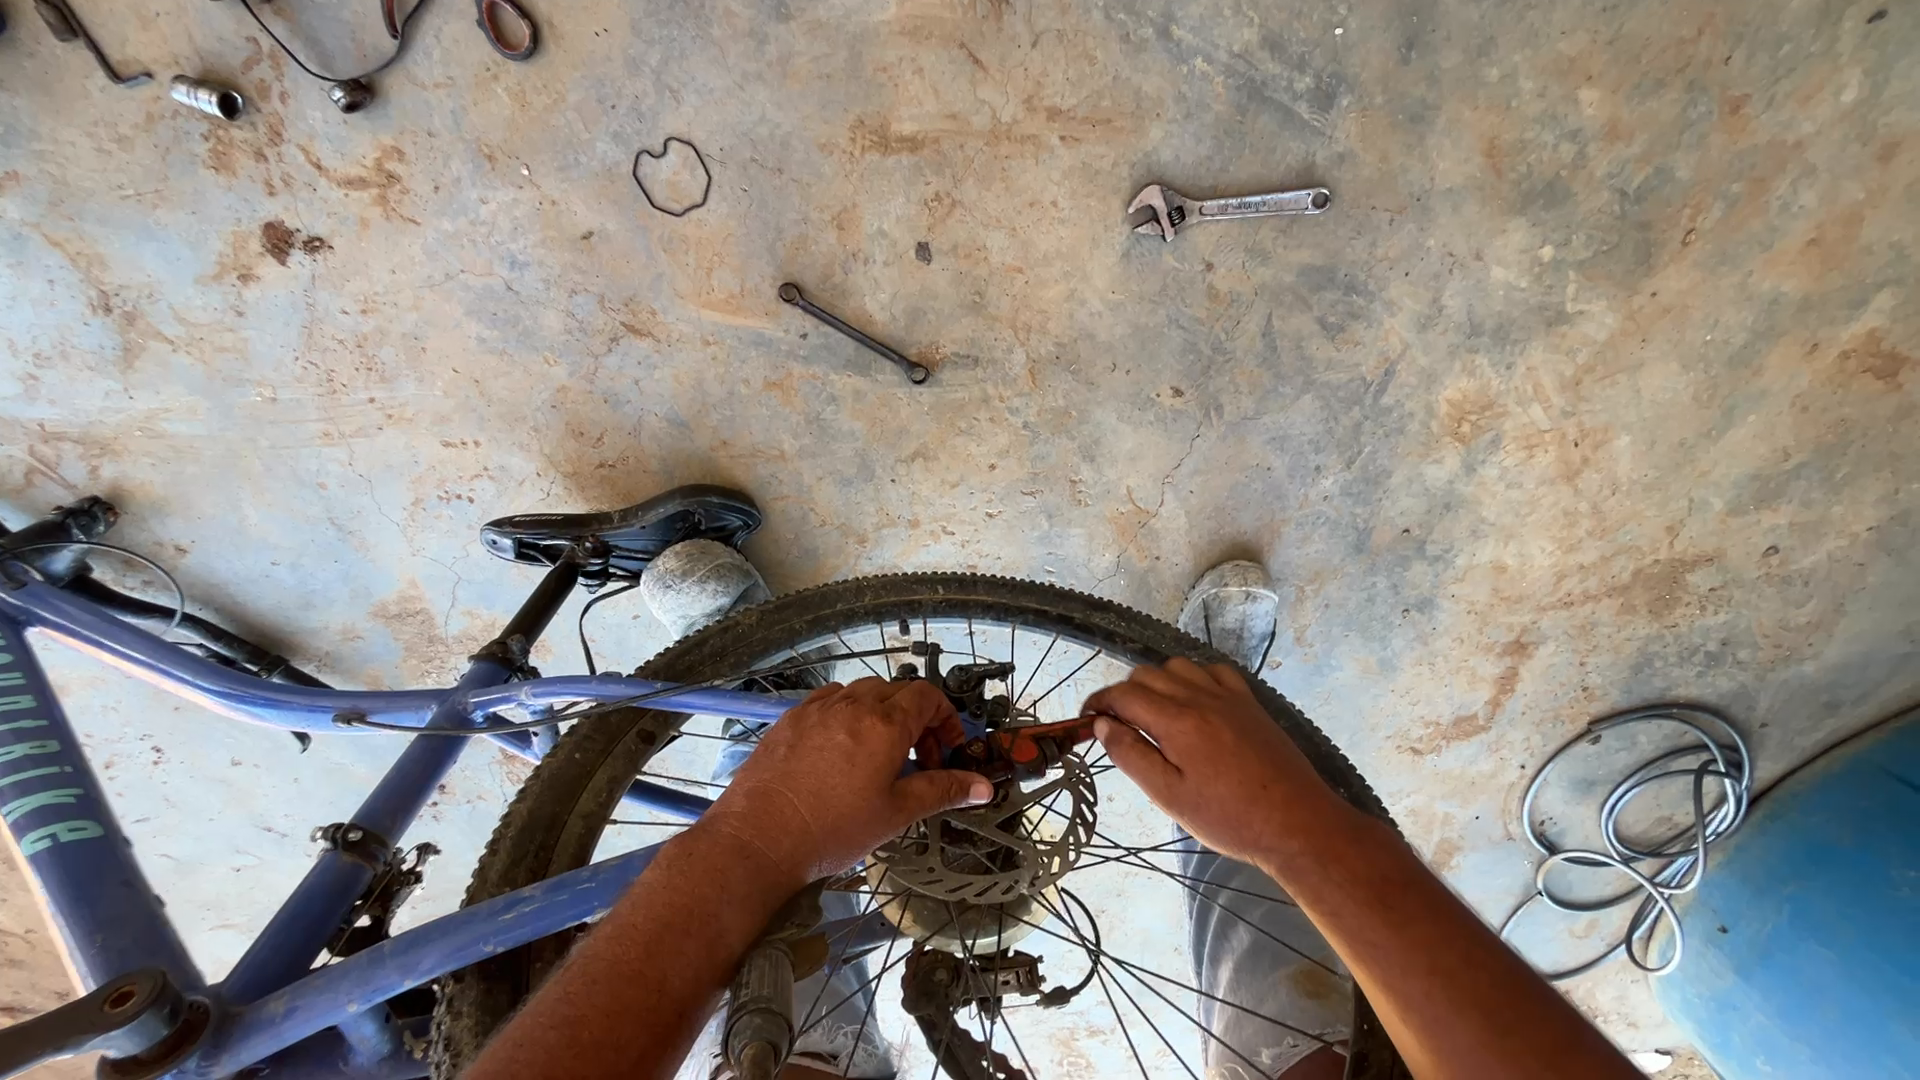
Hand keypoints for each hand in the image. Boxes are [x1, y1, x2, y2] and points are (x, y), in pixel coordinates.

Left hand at [697, 677, 993, 891]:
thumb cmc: (834, 829)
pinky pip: (829, 700)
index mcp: (885, 723)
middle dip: (916, 719)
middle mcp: (853, 704)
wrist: (758, 839)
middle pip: (896, 692)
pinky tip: (840, 748)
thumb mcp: (896, 813)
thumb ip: (943, 791)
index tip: (947, 752)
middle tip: (918, 760)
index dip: (945, 719)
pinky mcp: (790, 718)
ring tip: (879, 753)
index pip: (927, 697)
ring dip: (881, 713)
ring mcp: (817, 708)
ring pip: (861, 692)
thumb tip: (985, 786)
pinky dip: (847, 713)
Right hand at [1084, 658, 1352, 866]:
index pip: (1123, 695)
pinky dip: (1193, 678)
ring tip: (1154, 714)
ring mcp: (1228, 696)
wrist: (1298, 824)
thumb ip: (1132, 756)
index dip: (1098, 703)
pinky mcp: (1250, 702)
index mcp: (1177, 721)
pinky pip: (1213, 670)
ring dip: (1157, 682)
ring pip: (1177, 666)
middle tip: (1120, 726)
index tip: (1087, 719)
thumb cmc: (1229, 818)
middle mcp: (1200, 697)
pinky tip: (1194, 702)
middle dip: (1124, 694)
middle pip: (1146, 674)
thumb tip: (1102, 725)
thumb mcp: (1170, 797)